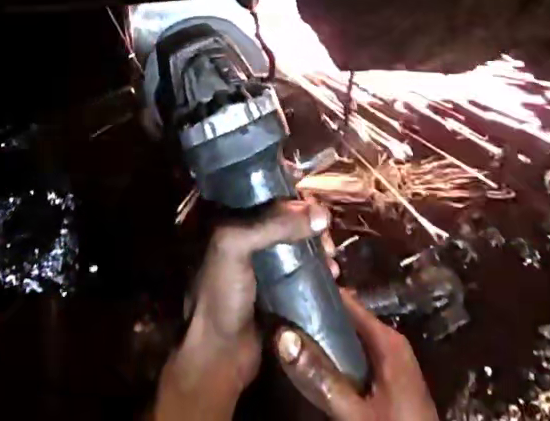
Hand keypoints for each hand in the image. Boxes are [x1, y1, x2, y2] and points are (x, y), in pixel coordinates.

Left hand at [153, 200, 330, 420]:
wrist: (217, 357)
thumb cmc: (220, 294)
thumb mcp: (236, 246)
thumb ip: (274, 224)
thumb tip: (321, 213)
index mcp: (230, 219)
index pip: (266, 191)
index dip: (292, 193)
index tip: (315, 202)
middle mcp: (246, 236)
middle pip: (287, 217)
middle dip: (310, 221)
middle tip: (326, 236)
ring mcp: (263, 264)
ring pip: (299, 242)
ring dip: (318, 245)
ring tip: (331, 257)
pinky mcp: (279, 289)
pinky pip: (304, 269)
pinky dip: (319, 267)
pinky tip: (332, 274)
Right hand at [274, 289, 437, 420]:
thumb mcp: (356, 413)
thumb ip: (322, 378)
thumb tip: (283, 336)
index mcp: (387, 340)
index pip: (347, 301)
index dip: (317, 293)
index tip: (287, 288)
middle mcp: (390, 344)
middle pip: (347, 320)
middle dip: (316, 319)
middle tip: (283, 316)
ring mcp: (390, 364)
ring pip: (350, 342)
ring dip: (324, 341)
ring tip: (290, 335)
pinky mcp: (388, 384)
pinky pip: (356, 359)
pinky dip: (335, 359)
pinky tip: (313, 366)